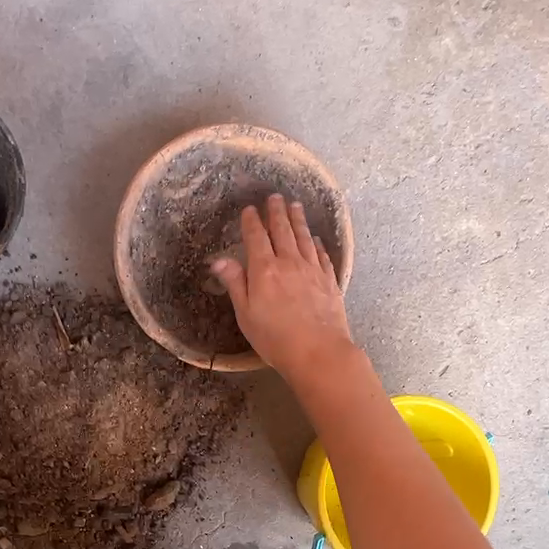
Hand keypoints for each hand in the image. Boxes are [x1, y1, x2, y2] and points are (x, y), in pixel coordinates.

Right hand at [211, 194, 356, 377]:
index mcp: (264, 270)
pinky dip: (317, 243)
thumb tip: (219, 260)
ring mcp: (312, 270)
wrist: (318, 351)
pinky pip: (322, 254)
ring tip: (295, 206)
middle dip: (277, 212)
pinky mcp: (329, 280)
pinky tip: (316, 239)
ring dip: (298, 220)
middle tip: (275, 197)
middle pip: (282, 230)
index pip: (256, 238)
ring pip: (304, 237)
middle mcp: (289, 262)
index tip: (250, 210)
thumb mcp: (246, 314)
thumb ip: (235, 284)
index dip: (252, 222)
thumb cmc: (275, 338)